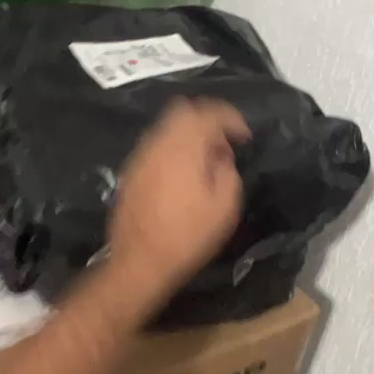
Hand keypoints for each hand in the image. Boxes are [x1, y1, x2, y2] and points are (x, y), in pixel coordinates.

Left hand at [106, 98, 251, 301]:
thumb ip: (227, 170)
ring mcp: (139, 157)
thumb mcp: (225, 206)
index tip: (244, 138)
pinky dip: (172, 150)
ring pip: (166, 128)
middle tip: (223, 145)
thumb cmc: (188, 236)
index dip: (231, 118)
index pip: (208, 112)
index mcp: (183, 146)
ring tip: (204, 162)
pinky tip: (182, 176)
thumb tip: (220, 155)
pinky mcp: (129, 173)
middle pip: (183, 111)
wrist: (139, 262)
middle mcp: (157, 143)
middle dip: (207, 121)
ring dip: (188, 136)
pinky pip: (155, 147)